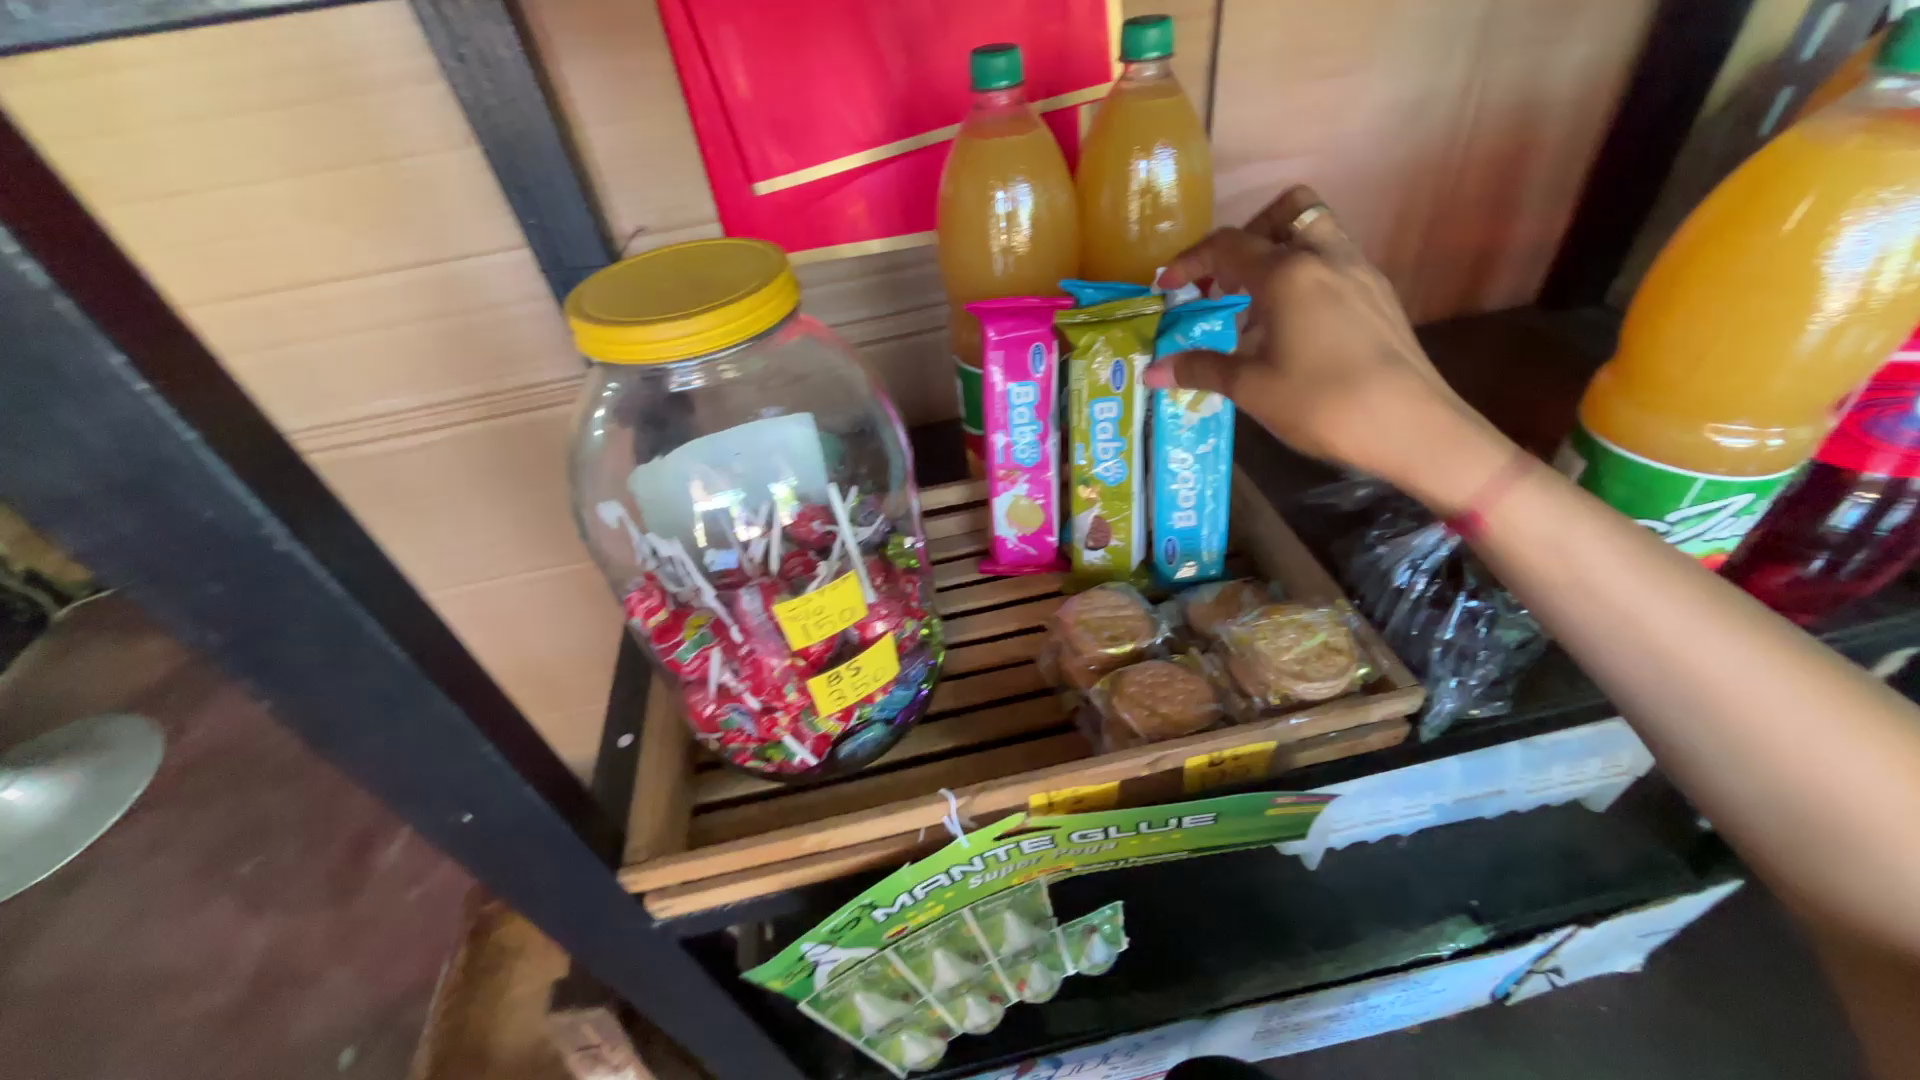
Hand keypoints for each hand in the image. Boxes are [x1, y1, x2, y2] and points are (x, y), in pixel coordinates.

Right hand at [1145, 186, 1513, 511]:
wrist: (1412, 427)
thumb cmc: (1322, 403)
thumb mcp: (1252, 388)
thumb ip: (1201, 369)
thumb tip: (1152, 371)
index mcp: (1288, 273)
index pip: (1228, 244)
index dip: (1190, 261)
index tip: (1167, 286)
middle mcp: (1326, 257)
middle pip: (1285, 212)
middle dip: (1248, 236)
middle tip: (1227, 281)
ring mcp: (1360, 273)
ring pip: (1317, 233)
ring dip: (1281, 253)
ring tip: (1258, 307)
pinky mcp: (1380, 296)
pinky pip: (1335, 264)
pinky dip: (1306, 277)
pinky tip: (1294, 328)